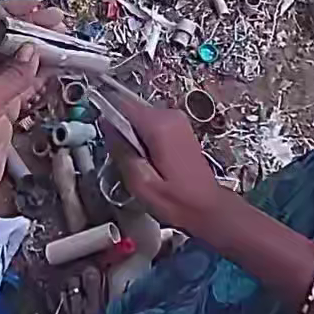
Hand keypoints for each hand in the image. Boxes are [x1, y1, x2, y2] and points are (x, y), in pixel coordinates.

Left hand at [0, 1, 52, 197]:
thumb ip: (11, 75)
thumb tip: (34, 51)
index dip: (9, 9)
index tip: (36, 5)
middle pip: (7, 39)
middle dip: (33, 28)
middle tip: (60, 23)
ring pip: (21, 61)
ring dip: (43, 50)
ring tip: (68, 42)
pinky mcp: (7, 108)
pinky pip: (28, 83)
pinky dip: (44, 74)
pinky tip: (62, 67)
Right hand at [107, 96, 234, 233]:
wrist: (208, 207)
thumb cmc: (176, 200)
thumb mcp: (141, 183)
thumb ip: (121, 151)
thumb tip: (106, 125)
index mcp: (159, 125)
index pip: (123, 105)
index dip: (108, 118)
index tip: (105, 139)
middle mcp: (169, 115)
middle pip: (132, 111)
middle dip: (122, 130)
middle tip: (123, 159)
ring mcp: (177, 119)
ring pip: (141, 117)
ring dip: (133, 135)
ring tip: (138, 162)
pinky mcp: (180, 126)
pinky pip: (152, 123)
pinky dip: (145, 137)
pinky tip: (149, 159)